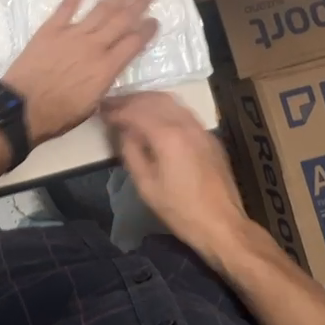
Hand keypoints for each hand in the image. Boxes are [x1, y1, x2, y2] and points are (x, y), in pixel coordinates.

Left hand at [1, 0, 156, 143]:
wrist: (22, 108)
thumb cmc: (57, 115)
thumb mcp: (91, 106)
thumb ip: (105, 83)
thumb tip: (112, 69)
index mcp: (106, 69)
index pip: (133, 43)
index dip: (147, 30)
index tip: (156, 20)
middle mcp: (94, 46)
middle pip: (122, 20)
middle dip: (139, 3)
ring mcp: (73, 34)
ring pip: (102, 8)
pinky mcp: (52, 27)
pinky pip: (68, 4)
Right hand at [102, 91, 249, 260]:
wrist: (223, 225)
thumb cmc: (180, 210)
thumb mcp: (146, 185)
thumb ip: (131, 151)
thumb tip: (123, 130)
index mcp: (167, 134)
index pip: (135, 111)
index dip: (115, 109)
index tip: (101, 110)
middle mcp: (184, 122)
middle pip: (152, 99)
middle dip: (130, 100)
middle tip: (112, 104)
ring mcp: (200, 127)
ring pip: (170, 101)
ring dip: (147, 100)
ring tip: (131, 107)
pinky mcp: (209, 135)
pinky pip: (183, 111)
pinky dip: (164, 107)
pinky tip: (156, 118)